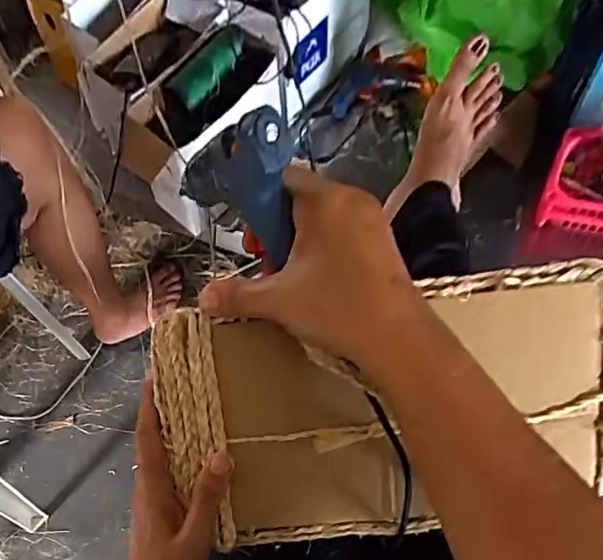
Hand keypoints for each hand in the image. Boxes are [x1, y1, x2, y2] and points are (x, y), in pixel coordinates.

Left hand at [106, 382, 232, 559]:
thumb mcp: (195, 535)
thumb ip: (207, 497)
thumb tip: (221, 454)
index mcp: (153, 488)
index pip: (149, 438)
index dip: (151, 406)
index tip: (155, 376)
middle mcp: (147, 487)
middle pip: (151, 440)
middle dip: (160, 409)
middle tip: (179, 382)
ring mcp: (150, 499)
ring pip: (158, 455)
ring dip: (168, 429)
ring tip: (190, 408)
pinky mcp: (157, 509)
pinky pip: (166, 470)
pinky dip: (176, 453)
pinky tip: (195, 454)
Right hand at [199, 167, 445, 375]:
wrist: (397, 337)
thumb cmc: (338, 309)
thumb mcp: (279, 301)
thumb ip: (238, 295)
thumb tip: (205, 297)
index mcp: (323, 200)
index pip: (280, 178)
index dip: (259, 208)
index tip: (255, 242)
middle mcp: (351, 199)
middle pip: (301, 202)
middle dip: (279, 233)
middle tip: (272, 268)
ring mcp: (372, 220)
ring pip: (324, 222)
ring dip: (301, 247)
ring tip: (295, 284)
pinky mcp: (384, 243)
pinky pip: (345, 236)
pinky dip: (327, 255)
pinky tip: (322, 289)